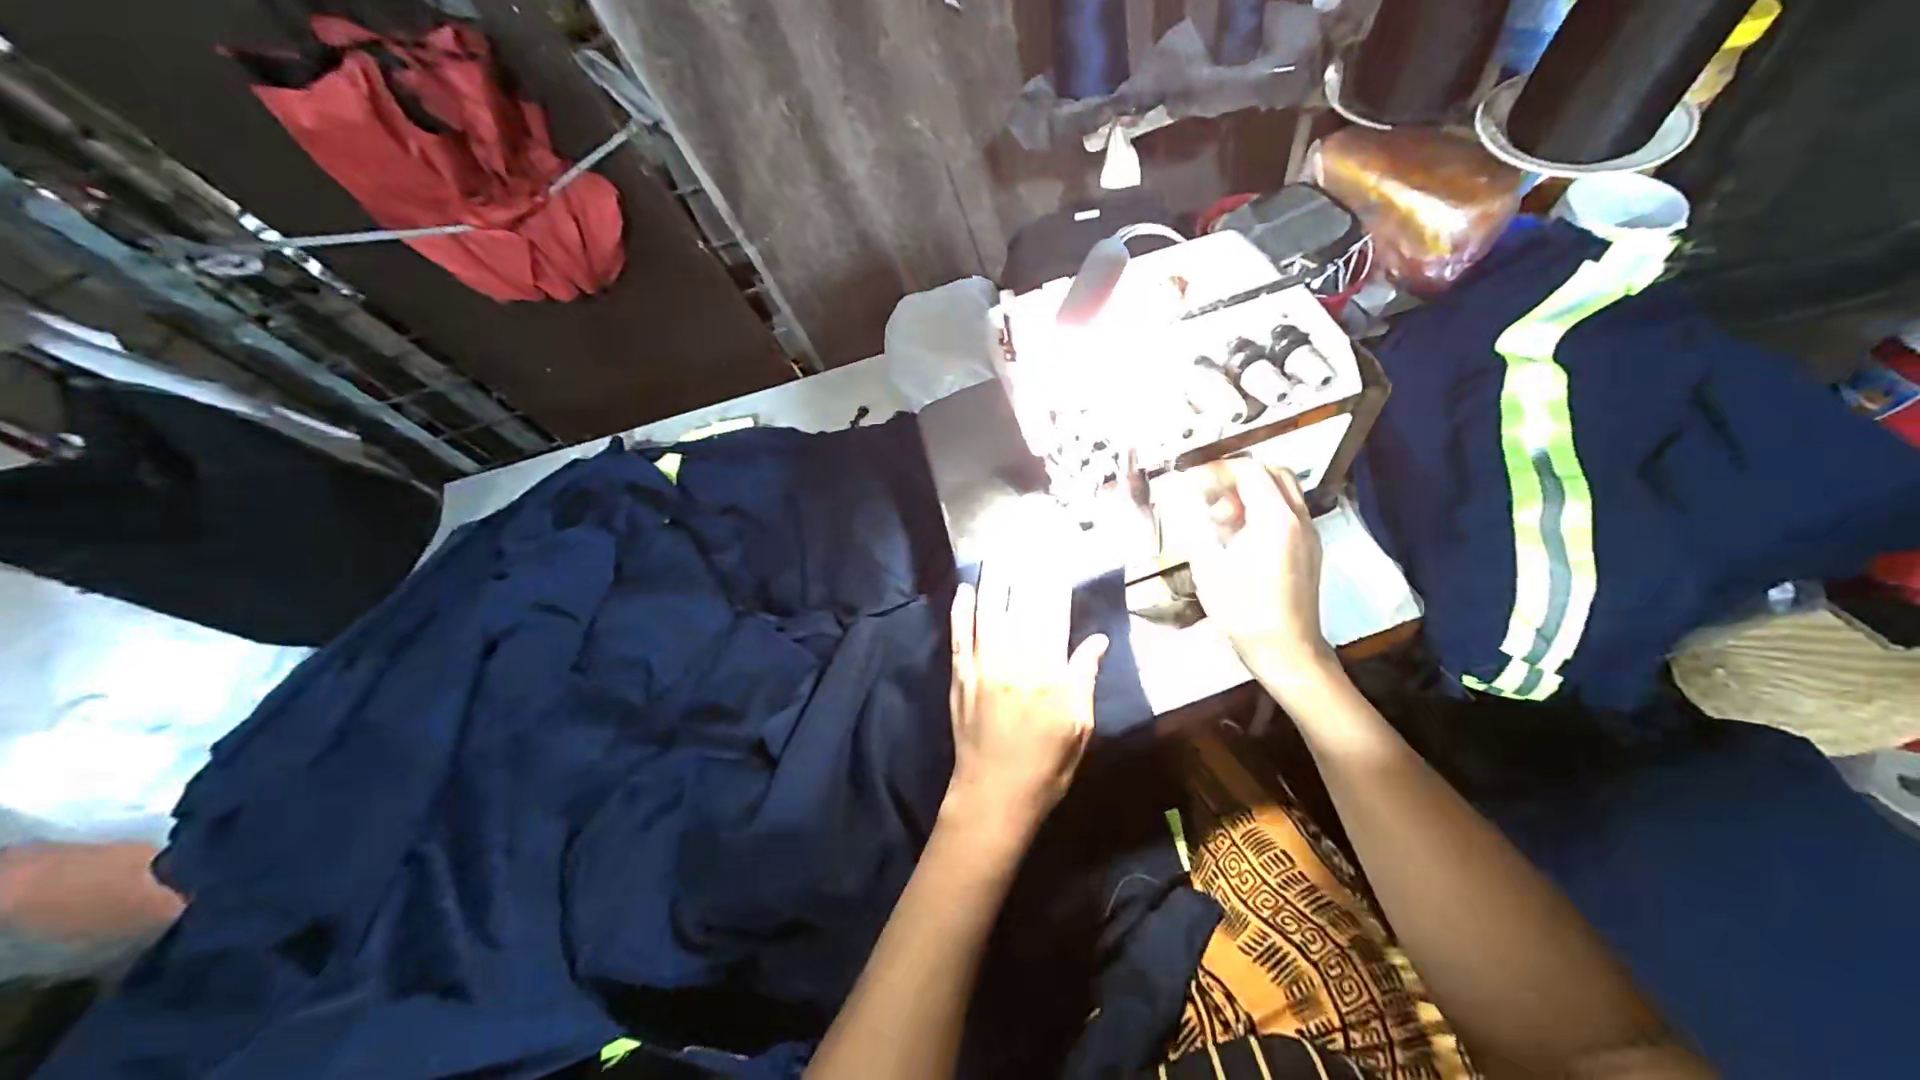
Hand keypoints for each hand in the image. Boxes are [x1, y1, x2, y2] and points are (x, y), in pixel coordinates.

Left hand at [944, 560, 1108, 846]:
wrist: (995, 794)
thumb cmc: (1047, 765)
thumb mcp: (1079, 725)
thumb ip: (1083, 677)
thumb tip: (1096, 639)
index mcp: (1048, 670)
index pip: (1054, 613)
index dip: (1055, 580)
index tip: (1056, 554)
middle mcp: (1014, 658)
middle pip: (1022, 604)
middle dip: (1026, 570)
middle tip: (1027, 540)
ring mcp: (982, 665)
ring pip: (989, 611)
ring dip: (994, 579)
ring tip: (998, 552)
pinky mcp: (960, 676)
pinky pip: (959, 634)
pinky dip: (961, 610)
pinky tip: (965, 589)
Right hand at [1162, 459, 1330, 674]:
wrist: (1286, 651)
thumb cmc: (1243, 610)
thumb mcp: (1207, 565)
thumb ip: (1192, 522)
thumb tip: (1176, 494)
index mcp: (1275, 519)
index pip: (1248, 471)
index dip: (1215, 471)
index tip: (1189, 483)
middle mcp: (1298, 519)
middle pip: (1270, 473)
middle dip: (1235, 477)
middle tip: (1206, 496)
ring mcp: (1308, 535)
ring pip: (1281, 493)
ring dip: (1248, 495)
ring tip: (1218, 520)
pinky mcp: (1308, 551)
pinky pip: (1285, 514)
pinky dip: (1260, 512)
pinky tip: (1236, 539)